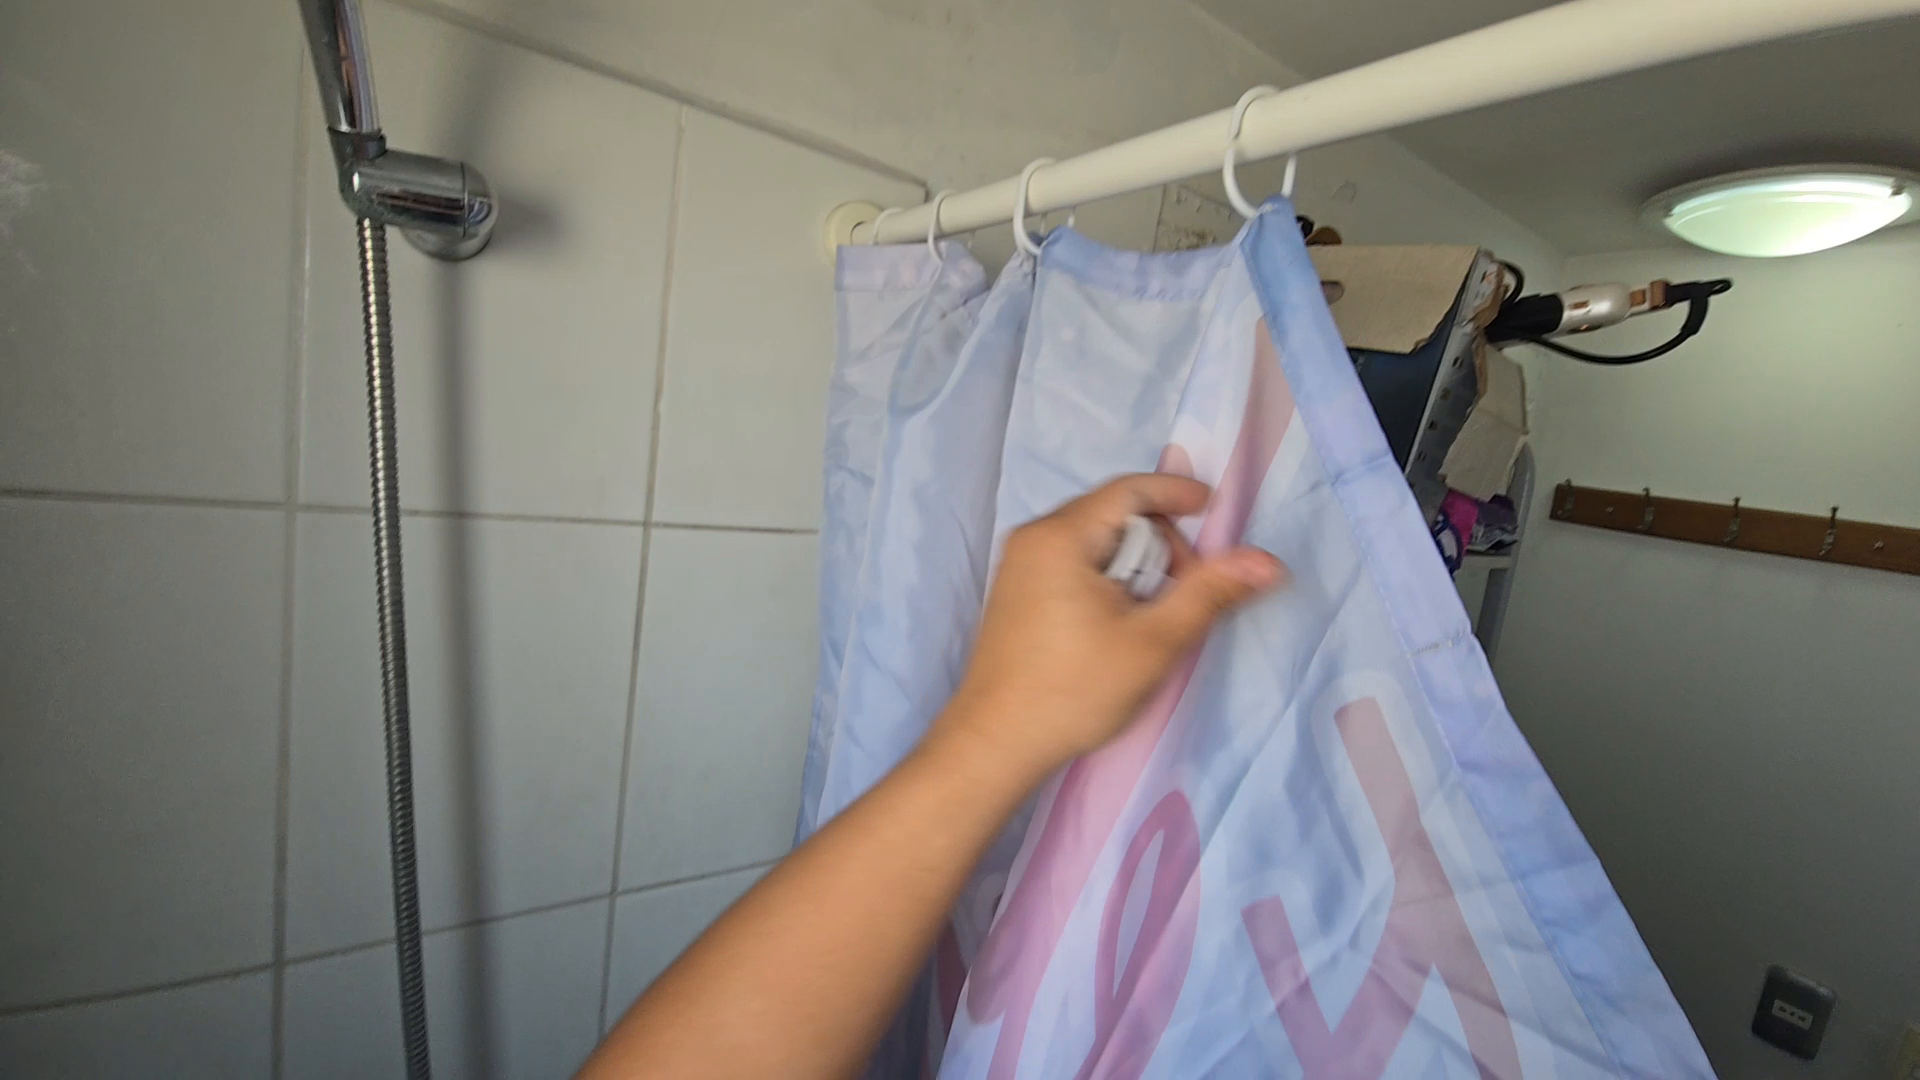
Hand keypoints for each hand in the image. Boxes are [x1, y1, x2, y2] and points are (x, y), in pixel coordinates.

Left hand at [936, 474, 1286, 782]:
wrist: (996, 740)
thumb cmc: (1076, 689)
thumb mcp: (1153, 641)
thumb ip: (1210, 593)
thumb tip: (1268, 561)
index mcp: (1060, 535)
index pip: (1129, 490)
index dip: (1178, 493)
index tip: (1215, 510)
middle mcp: (1033, 537)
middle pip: (1111, 513)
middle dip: (1159, 540)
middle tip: (1183, 588)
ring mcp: (1018, 564)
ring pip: (1092, 540)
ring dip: (1133, 563)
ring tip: (1150, 612)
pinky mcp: (1014, 591)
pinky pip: (1070, 562)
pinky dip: (1104, 576)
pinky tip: (1116, 620)